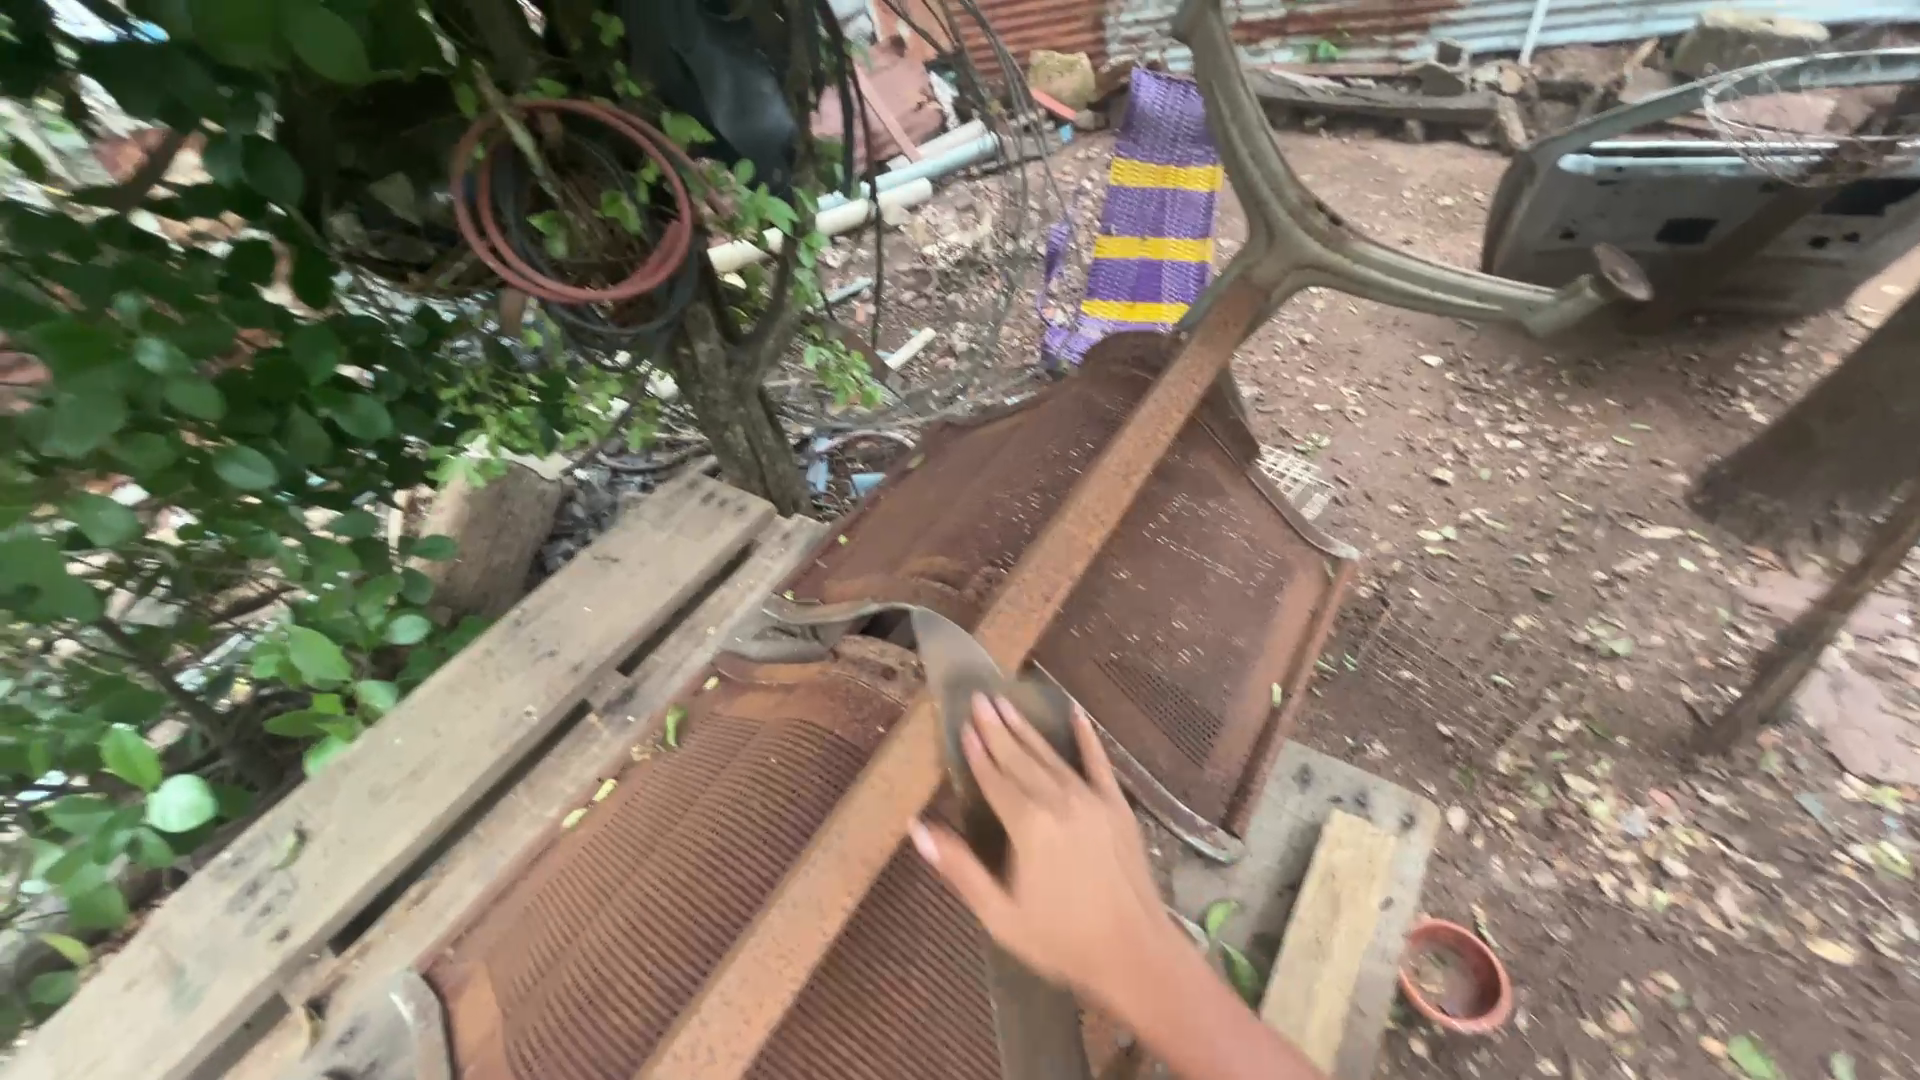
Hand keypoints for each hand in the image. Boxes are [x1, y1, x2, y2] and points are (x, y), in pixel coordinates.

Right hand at [908, 692, 1170, 1006]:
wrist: (1136, 954)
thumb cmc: (1062, 940)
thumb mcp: (1001, 915)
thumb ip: (960, 869)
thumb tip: (917, 830)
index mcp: (1028, 825)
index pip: (995, 779)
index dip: (978, 752)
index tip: (964, 724)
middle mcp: (1058, 802)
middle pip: (1020, 759)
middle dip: (997, 728)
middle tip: (980, 697)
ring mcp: (1091, 800)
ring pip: (1051, 756)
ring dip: (1027, 729)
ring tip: (1007, 702)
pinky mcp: (1117, 806)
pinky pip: (1099, 763)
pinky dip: (1086, 737)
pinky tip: (1076, 713)